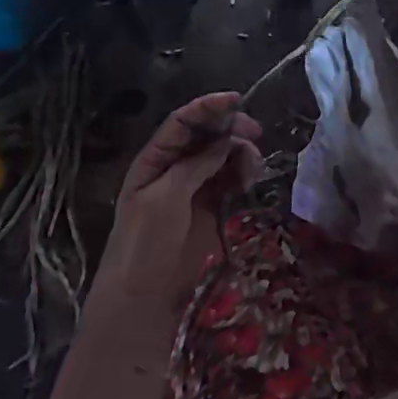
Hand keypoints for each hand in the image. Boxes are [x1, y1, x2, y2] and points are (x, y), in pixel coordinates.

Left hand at [92, 92, 261, 316]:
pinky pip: (230, 182)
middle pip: (205, 136)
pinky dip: (243, 175)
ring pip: (221, 157)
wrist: (143, 298)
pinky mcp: (211, 210)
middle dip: (229, 128)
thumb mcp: (165, 198)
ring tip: (253, 164)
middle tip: (254, 131)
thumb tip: (225, 140)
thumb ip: (195, 165)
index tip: (236, 100)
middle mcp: (174, 168)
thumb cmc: (145, 243)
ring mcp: (194, 189)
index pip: (182, 122)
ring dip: (239, 152)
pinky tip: (251, 179)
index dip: (207, 108)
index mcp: (154, 159)